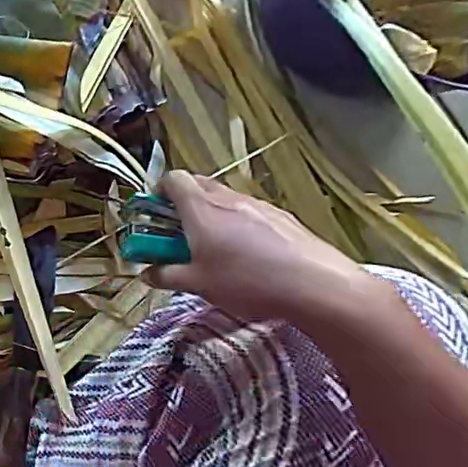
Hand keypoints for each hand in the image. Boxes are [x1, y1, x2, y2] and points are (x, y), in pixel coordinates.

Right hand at [147, 169, 391, 326]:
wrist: (320, 287)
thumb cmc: (247, 281)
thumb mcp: (197, 284)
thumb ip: (166, 275)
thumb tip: (147, 274)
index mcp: (200, 209)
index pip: (173, 179)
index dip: (160, 191)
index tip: (156, 213)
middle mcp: (228, 199)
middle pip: (199, 185)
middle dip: (184, 203)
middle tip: (181, 232)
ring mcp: (260, 206)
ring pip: (226, 200)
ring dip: (213, 215)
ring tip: (217, 248)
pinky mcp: (285, 218)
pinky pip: (252, 213)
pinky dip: (241, 226)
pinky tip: (251, 256)